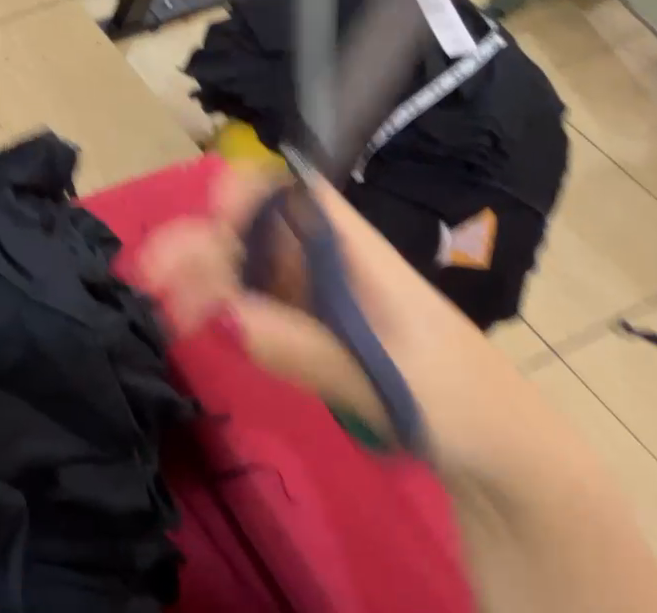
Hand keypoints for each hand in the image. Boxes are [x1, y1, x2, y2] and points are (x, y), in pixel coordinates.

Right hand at [139, 164, 544, 481]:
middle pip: (250, 231)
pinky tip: (189, 323)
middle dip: (196, 245)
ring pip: (239, 266)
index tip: (204, 219)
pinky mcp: (305, 330)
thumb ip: (306, 351)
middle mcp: (327, 265)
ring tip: (160, 309)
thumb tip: (224, 318)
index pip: (297, 196)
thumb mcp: (389, 382)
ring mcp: (314, 298)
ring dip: (194, 277)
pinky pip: (247, 304)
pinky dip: (213, 308)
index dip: (247, 192)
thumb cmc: (465, 407)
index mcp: (358, 255)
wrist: (508, 465)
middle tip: (148, 280)